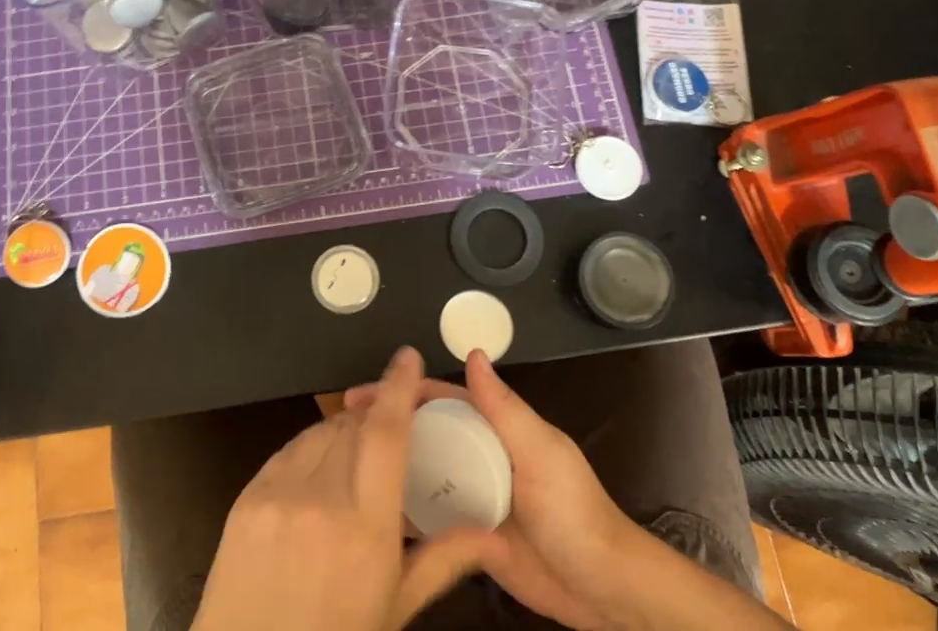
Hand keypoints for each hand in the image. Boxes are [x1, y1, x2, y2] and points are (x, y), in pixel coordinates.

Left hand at [193, 347, 503, 630]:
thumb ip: (444, 561)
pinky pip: (285, 452)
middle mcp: (320, 498)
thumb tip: (494, 536)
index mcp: (365, 526)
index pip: (385, 434)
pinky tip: (317, 474)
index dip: (399, 387)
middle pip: (352, 426)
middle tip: (389, 433)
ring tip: (354, 460)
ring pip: (317, 433)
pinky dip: (308, 451)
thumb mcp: (395, 606)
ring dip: (341, 433)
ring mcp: (277, 494)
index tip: (408, 357)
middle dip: (373, 418)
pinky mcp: (246, 497)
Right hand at [345, 350, 650, 629]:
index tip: (360, 394)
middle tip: (338, 433)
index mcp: (498, 429)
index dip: (403, 393)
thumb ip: (504, 407)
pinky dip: (401, 511)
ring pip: (423, 473)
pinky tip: (368, 513)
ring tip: (341, 470)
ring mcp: (473, 497)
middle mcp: (481, 457)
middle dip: (386, 428)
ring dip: (389, 467)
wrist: (599, 587)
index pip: (442, 400)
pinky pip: (428, 518)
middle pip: (427, 434)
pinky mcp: (467, 536)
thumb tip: (473, 350)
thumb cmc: (572, 511)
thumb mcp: (540, 451)